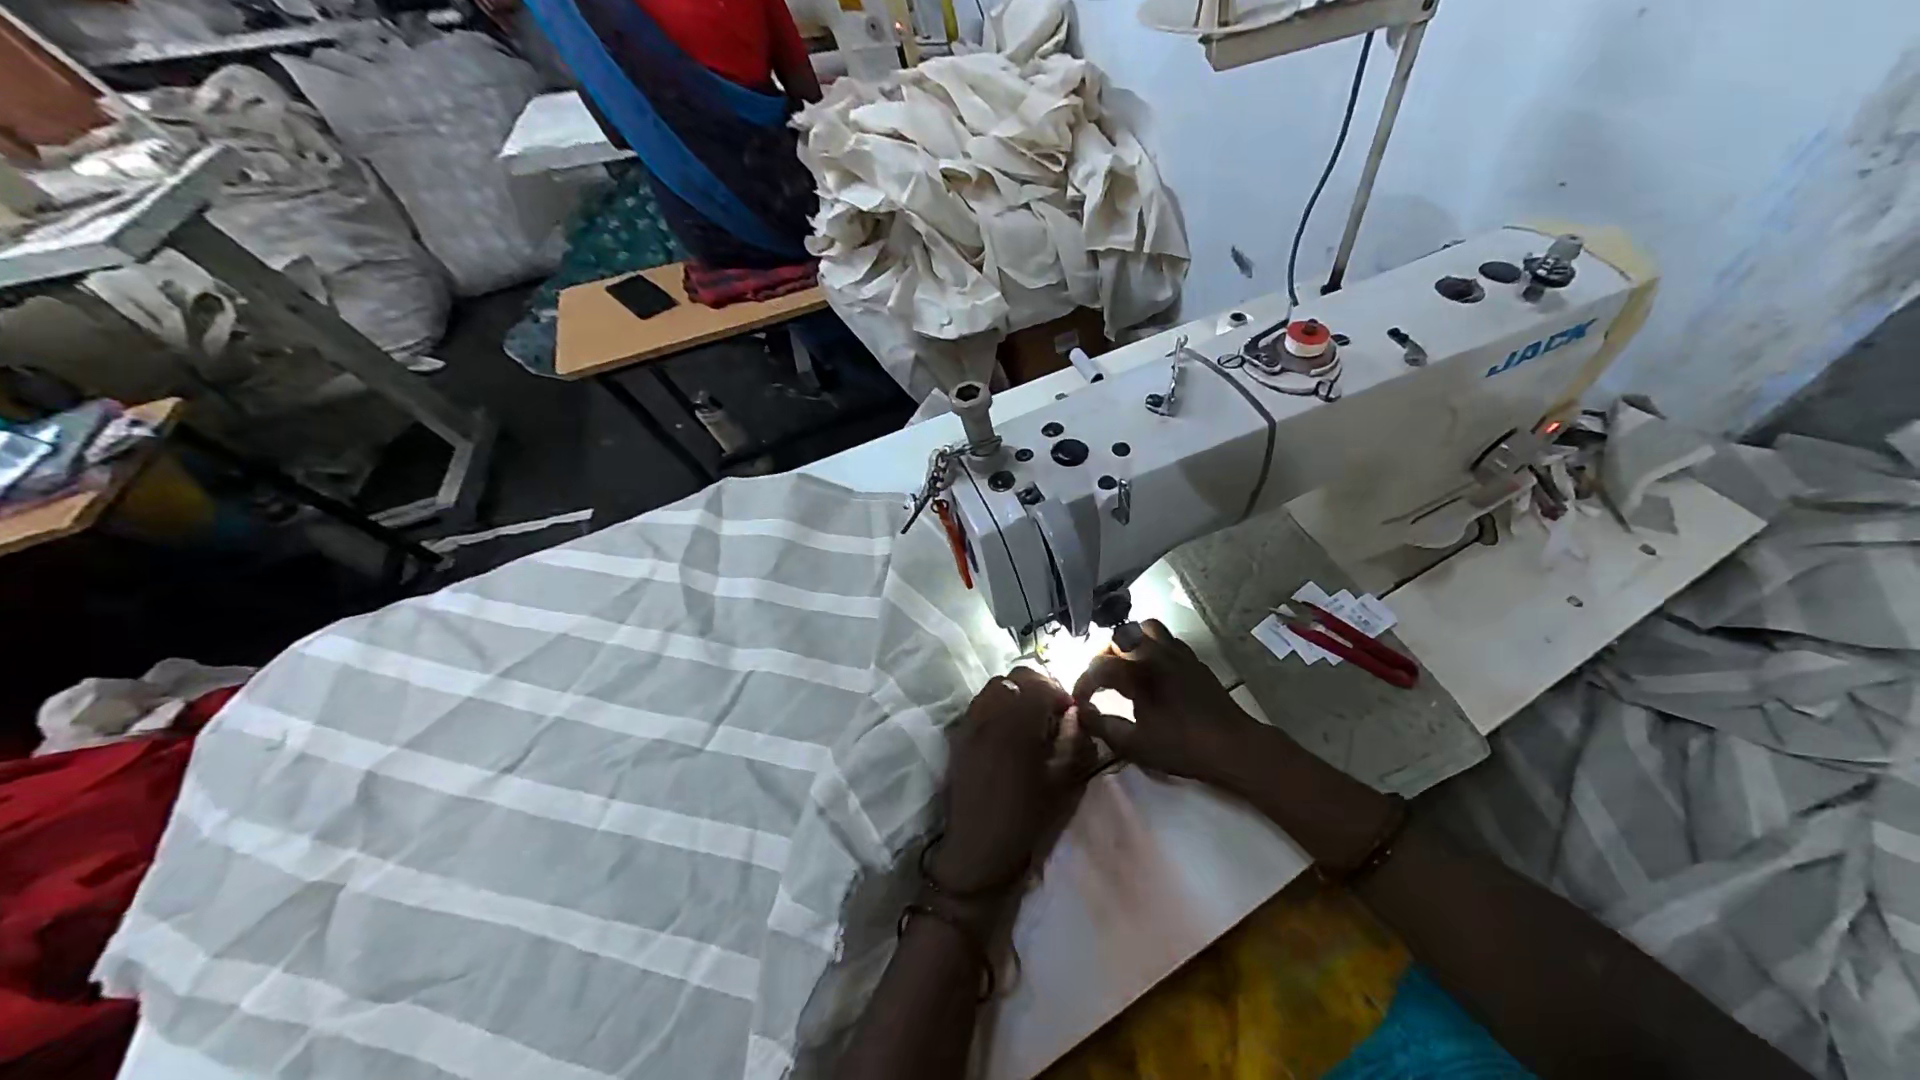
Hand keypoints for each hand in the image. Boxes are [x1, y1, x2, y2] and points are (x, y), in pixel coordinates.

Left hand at [933, 667, 1090, 895]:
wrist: (978, 847)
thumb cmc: (1027, 818)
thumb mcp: (1065, 782)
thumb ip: (1076, 741)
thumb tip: (1078, 716)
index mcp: (1018, 724)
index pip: (1042, 685)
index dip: (1061, 693)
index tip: (1071, 711)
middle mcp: (990, 714)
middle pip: (1017, 678)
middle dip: (1039, 687)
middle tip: (1053, 710)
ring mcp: (970, 722)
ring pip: (996, 687)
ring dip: (1017, 694)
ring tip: (1030, 718)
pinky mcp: (959, 734)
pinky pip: (981, 703)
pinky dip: (998, 705)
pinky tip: (1008, 730)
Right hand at [1072, 620, 1261, 784]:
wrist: (1232, 746)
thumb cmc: (1181, 747)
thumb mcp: (1134, 745)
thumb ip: (1101, 726)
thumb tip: (1080, 712)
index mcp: (1137, 674)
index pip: (1097, 667)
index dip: (1083, 684)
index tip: (1080, 702)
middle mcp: (1154, 654)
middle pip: (1117, 638)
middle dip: (1102, 658)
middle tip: (1099, 682)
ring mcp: (1176, 652)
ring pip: (1144, 628)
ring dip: (1129, 641)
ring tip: (1125, 664)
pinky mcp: (1193, 658)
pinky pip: (1166, 639)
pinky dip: (1152, 646)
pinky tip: (1153, 669)